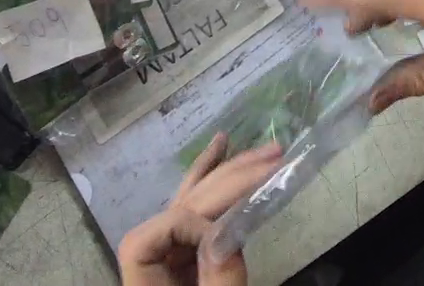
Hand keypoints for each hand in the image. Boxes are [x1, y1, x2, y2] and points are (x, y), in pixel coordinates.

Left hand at [118, 133, 283, 285]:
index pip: (154, 235)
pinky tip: (223, 150)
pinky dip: (211, 184)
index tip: (230, 237)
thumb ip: (219, 283)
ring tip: (266, 151)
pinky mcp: (185, 269)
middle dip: (227, 182)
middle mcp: (148, 274)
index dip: (190, 224)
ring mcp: (166, 270)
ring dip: (228, 175)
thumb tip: (225, 232)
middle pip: (178, 210)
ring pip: (187, 207)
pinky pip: (193, 218)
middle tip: (275, 160)